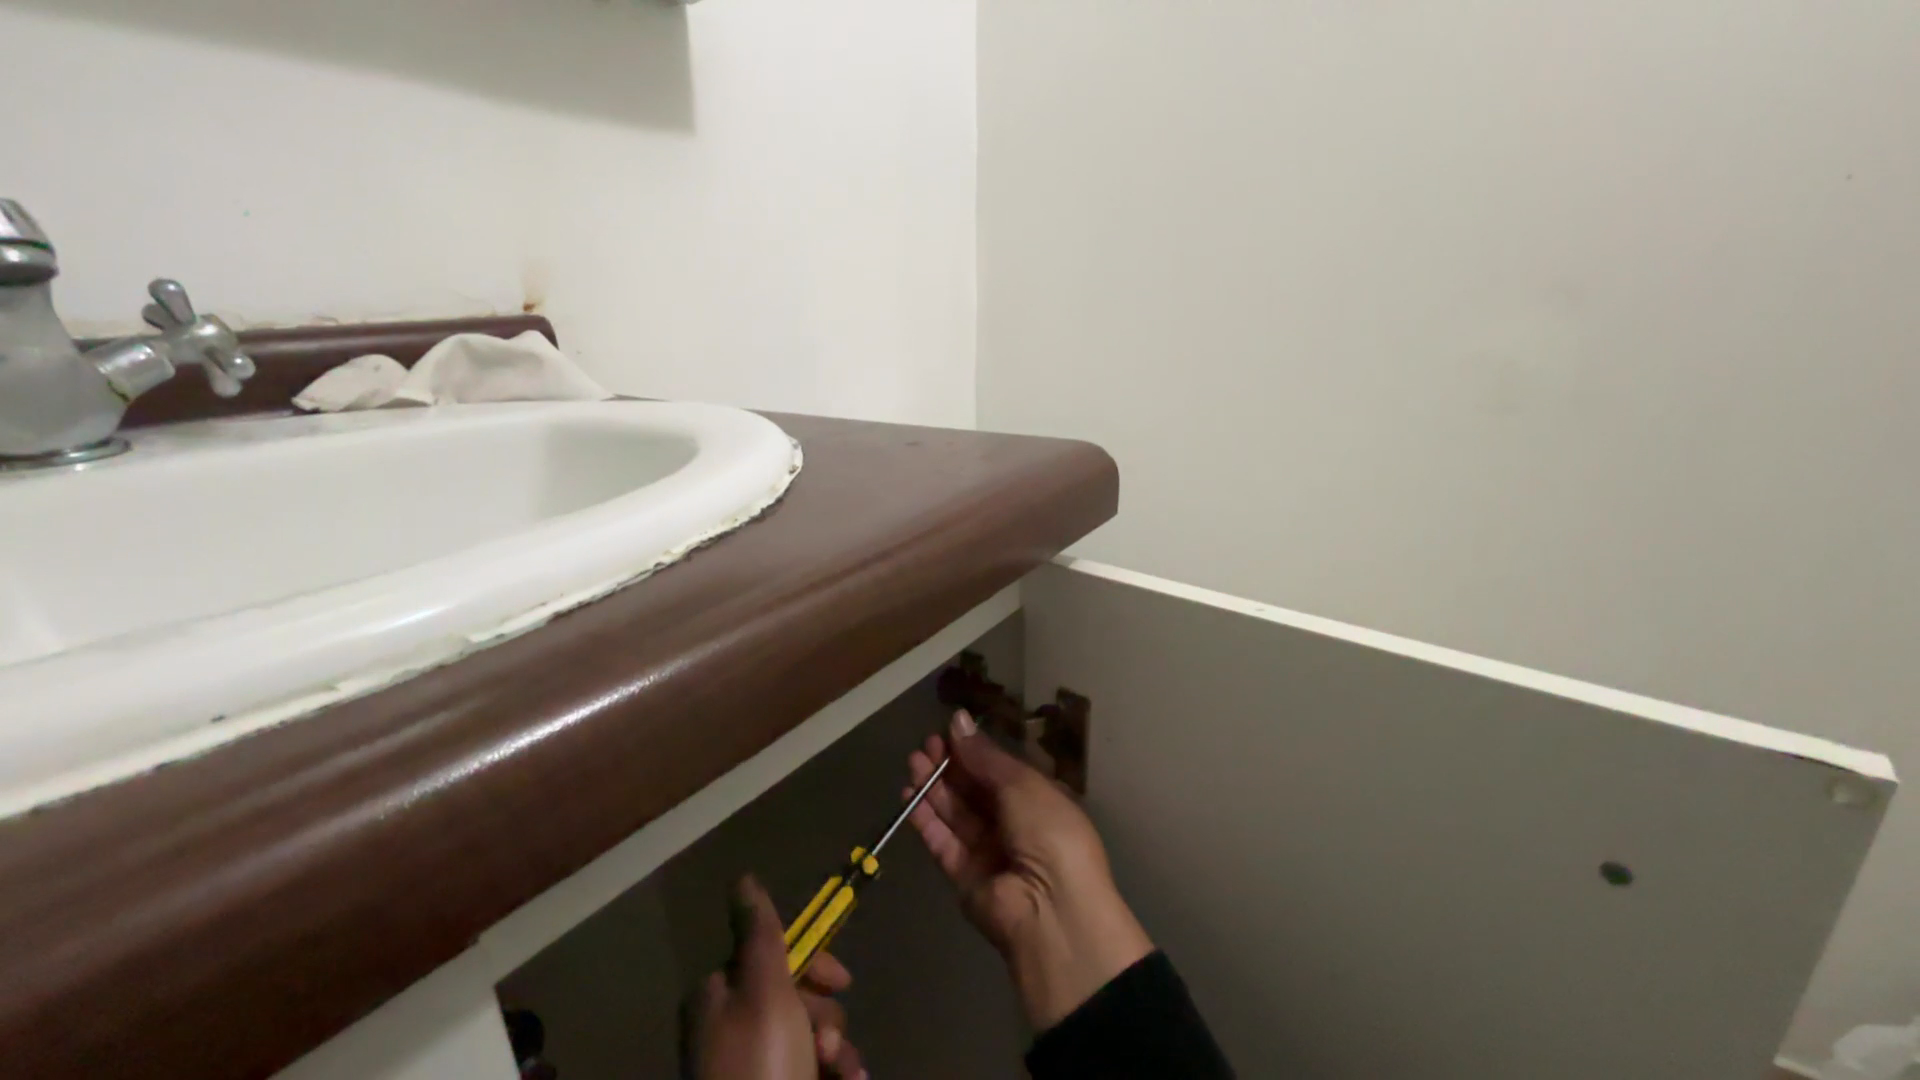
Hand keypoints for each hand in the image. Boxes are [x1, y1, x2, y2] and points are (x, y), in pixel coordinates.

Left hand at [691, 876, 866, 1079]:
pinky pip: (814, 1073)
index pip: (773, 957)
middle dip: (828, 1018)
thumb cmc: (760, 1067)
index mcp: (720, 997)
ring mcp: (753, 1070)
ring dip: (838, 1052)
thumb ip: (762, 933)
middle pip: (797, 999)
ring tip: (839, 1074)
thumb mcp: (764, 990)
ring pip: (812, 1040)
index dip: (813, 964)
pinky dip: (835, 1076)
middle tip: (828, 1043)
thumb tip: (743, 878)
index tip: (841, 979)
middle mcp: (732, 1030)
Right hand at [906, 710, 1154, 1030]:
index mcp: (1039, 801)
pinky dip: (926, 820)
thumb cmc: (1049, 833)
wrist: (1051, 909)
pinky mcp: (965, 877)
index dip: (974, 751)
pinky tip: (909, 796)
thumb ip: (985, 757)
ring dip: (934, 788)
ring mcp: (989, 852)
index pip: (1000, 771)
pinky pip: (943, 843)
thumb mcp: (1023, 785)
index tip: (946, 730)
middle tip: (924, 745)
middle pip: (975, 791)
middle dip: (950, 767)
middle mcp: (1015, 825)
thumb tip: (958, 720)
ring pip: (956, 814)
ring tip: (912, 762)